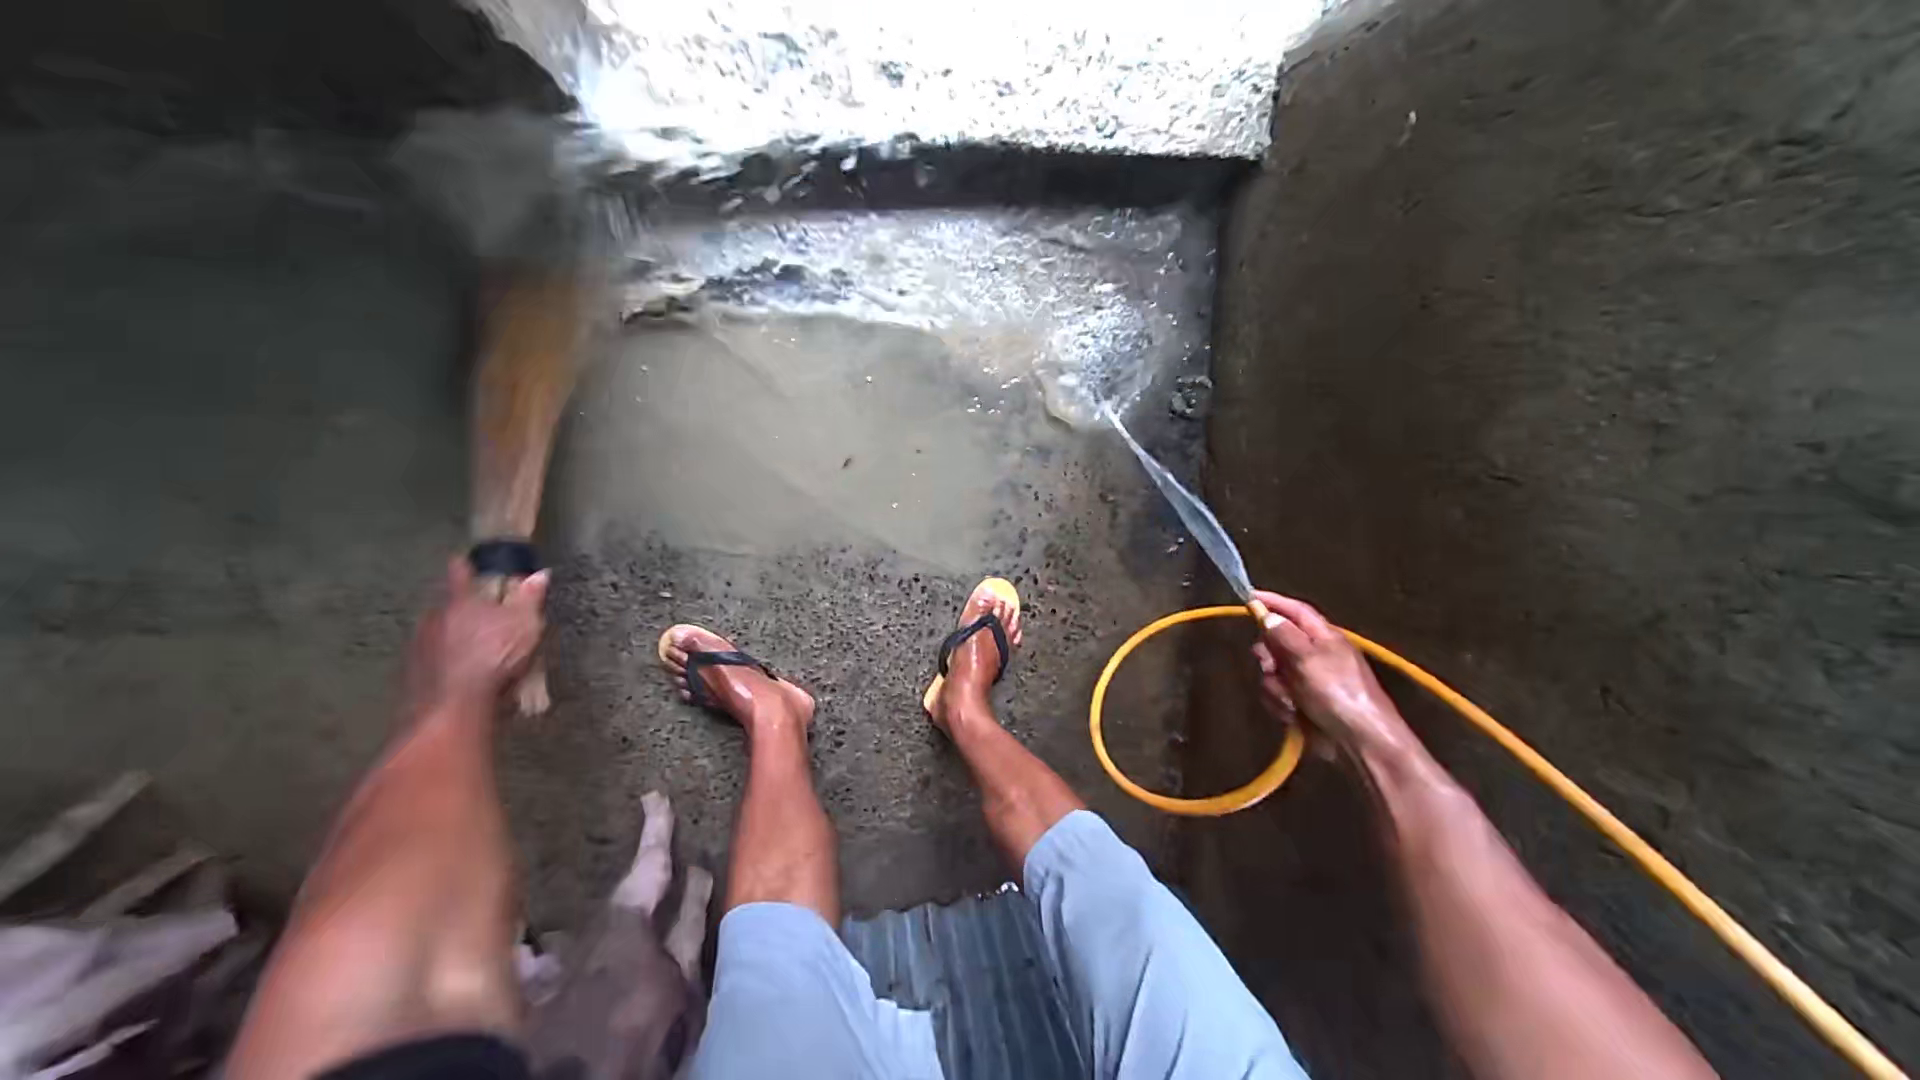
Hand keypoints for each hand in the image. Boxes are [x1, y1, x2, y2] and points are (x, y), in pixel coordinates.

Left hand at [408, 556, 549, 708]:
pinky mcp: (412, 675)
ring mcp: (418, 648)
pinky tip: (460, 674)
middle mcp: (432, 619)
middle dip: (462, 609)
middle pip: (446, 606)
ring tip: (473, 649)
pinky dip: (445, 662)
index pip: (459, 573)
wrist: (452, 707)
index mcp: (460, 602)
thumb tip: (540, 575)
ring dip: (451, 637)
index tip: (463, 560)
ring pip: (436, 633)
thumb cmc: (493, 657)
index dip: (463, 566)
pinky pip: (431, 660)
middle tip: (480, 615)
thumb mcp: (525, 624)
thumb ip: (531, 598)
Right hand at [1249, 589, 1416, 759]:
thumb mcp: (1308, 658)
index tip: (1248, 597)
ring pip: (1272, 672)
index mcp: (1324, 637)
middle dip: (1268, 656)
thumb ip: (1284, 635)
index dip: (1273, 601)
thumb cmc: (1337, 693)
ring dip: (1275, 687)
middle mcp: (1315, 655)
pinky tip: (1292, 714)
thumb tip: (1267, 615)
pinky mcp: (1302, 703)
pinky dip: (1280, 704)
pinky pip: (1276, 694)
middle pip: (1276, 642)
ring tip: (1291, 701)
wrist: (1359, 741)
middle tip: (1269, 667)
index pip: (1295, 610)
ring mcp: (1308, 680)